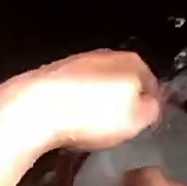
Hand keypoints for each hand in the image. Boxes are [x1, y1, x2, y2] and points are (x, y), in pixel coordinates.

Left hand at [9, 50, 160, 151]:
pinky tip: (67, 123)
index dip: (150, 107)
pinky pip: (70, 95)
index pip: (151, 83)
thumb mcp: (136, 119)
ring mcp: (74, 63)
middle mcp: (103, 55)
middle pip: (120, 82)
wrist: (35, 109)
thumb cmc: (91, 115)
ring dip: (94, 107)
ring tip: (90, 130)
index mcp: (131, 61)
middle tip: (116, 130)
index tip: (144, 126)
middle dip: (120, 104)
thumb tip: (149, 105)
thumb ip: (151, 110)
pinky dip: (72, 107)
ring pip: (94, 88)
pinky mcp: (49, 76)